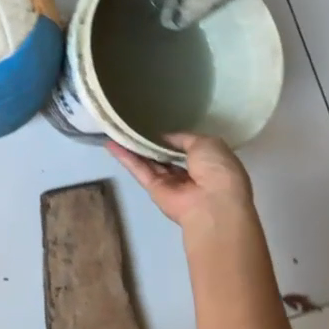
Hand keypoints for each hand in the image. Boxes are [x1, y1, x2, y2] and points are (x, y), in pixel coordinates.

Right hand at [105, 132, 254, 239]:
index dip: (175, 138)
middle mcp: (190, 174)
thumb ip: (184, 138)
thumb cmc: (217, 170)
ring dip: (134, 147)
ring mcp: (171, 183)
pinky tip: (111, 143)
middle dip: (152, 143)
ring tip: (117, 129)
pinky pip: (139, 170)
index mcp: (210, 163)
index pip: (189, 148)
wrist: (211, 204)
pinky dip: (125, 157)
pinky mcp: (154, 189)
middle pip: (167, 156)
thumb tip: (166, 137)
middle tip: (134, 124)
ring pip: (150, 162)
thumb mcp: (207, 143)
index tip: (159, 124)